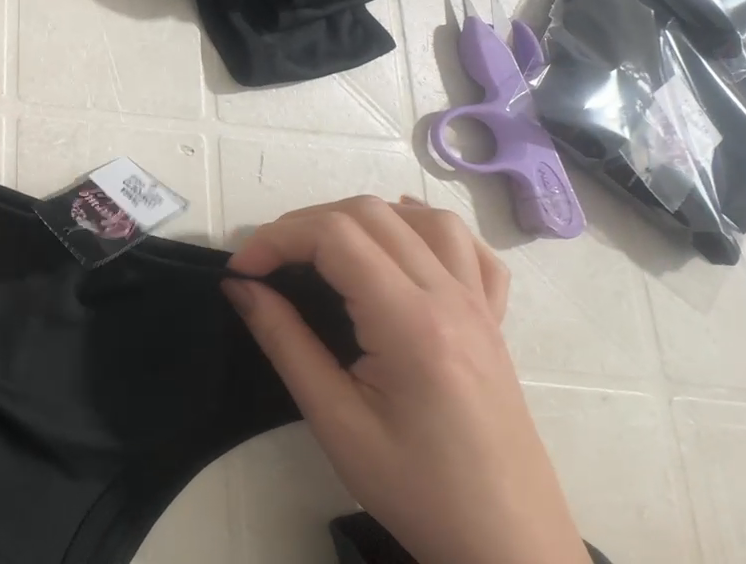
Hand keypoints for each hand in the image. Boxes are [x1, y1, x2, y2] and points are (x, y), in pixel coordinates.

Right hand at [224, 196, 588, 563]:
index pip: (333, 235)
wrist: (507, 546)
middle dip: (303, 225)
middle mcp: (452, 300)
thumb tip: (239, 285)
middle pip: (370, 214)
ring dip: (361, 218)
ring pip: (422, 219)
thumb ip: (284, 340)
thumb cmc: (416, 488)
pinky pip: (470, 252)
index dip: (274, 238)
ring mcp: (481, 309)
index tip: (241, 272)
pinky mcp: (493, 325)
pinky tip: (398, 247)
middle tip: (268, 266)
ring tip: (322, 251)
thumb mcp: (333, 419)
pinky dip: (425, 231)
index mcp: (411, 323)